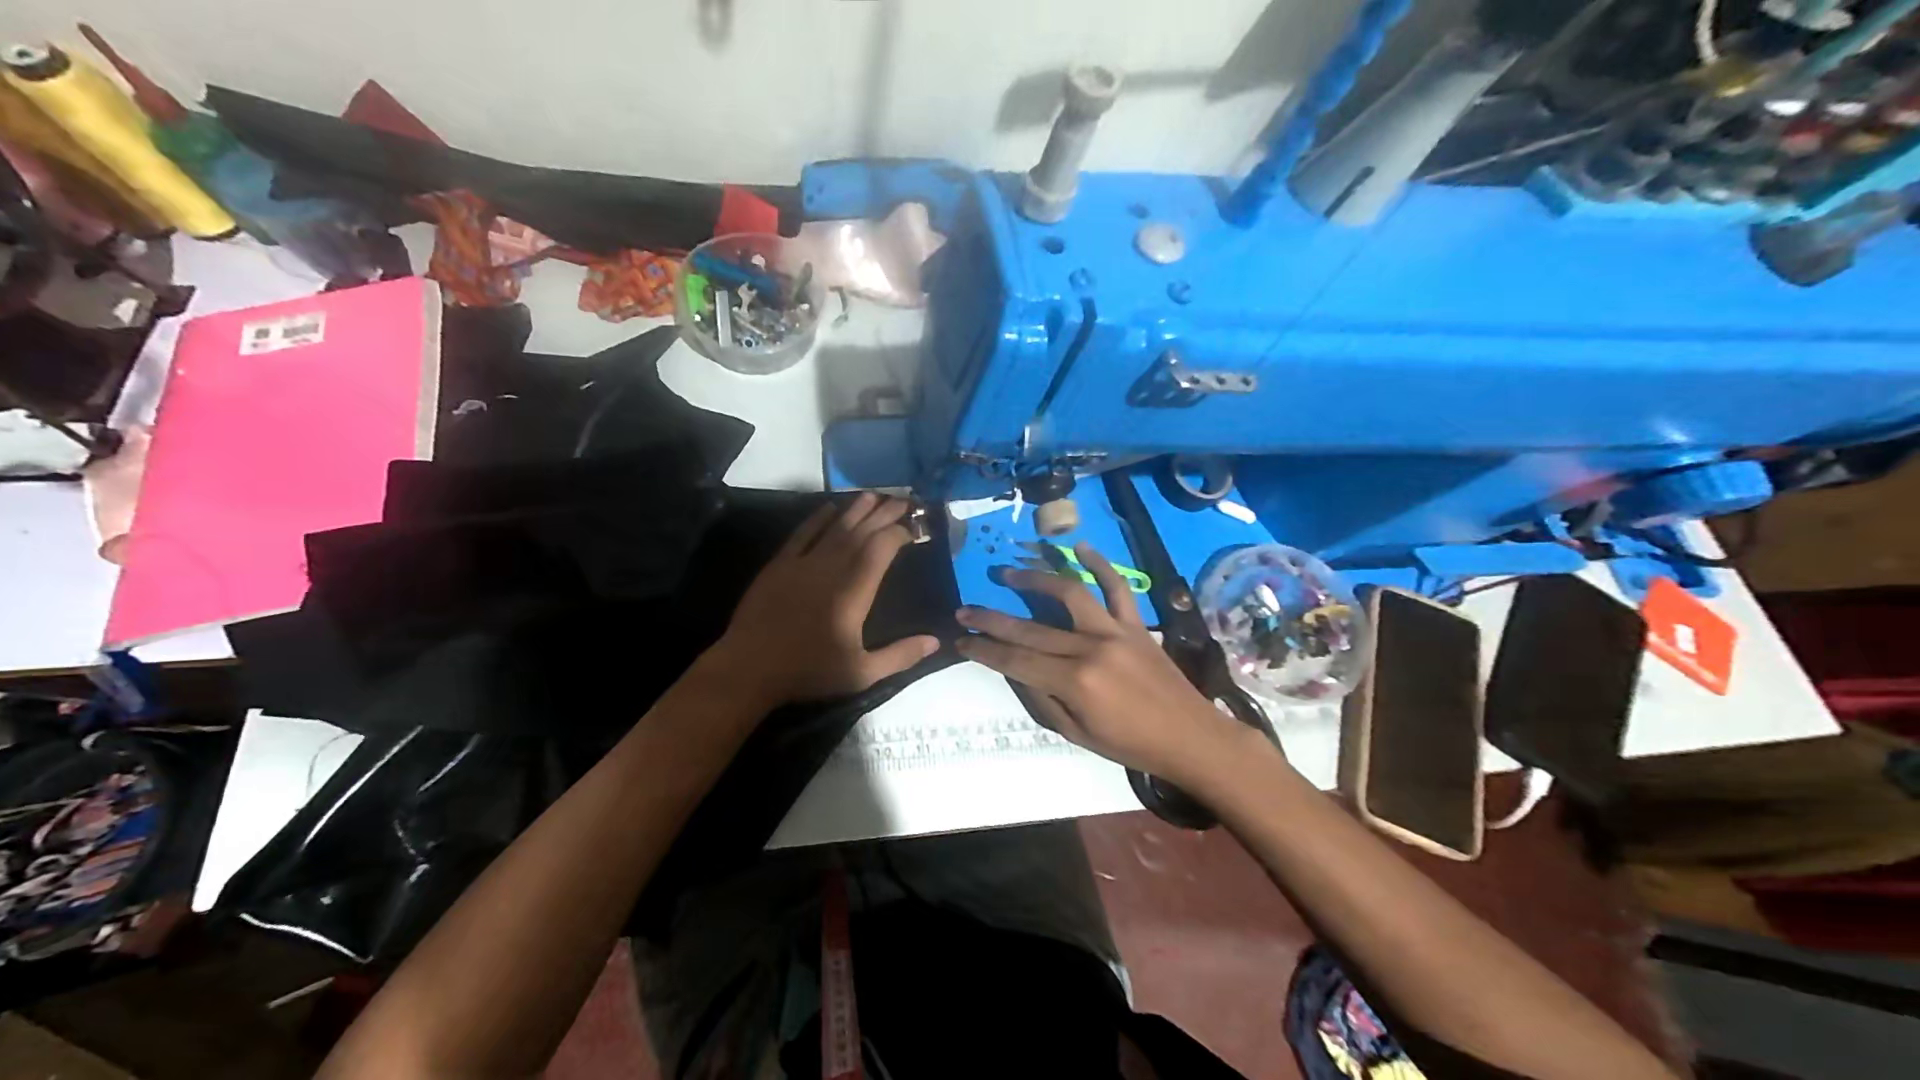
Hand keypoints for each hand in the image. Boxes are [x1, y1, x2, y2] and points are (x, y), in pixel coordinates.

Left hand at [706, 493, 939, 707]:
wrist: (749, 669)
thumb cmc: (808, 672)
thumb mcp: (862, 673)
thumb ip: (900, 655)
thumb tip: (935, 641)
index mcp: (853, 592)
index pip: (881, 549)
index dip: (899, 533)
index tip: (915, 527)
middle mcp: (830, 569)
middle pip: (862, 532)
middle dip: (884, 513)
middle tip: (904, 500)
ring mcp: (802, 564)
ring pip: (835, 528)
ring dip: (856, 510)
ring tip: (875, 495)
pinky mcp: (779, 565)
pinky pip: (802, 534)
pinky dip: (818, 519)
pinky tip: (831, 508)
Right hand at [954, 543, 1268, 789]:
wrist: (1190, 737)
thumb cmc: (1131, 745)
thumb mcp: (1078, 735)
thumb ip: (1043, 700)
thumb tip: (1018, 671)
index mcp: (1074, 682)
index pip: (1015, 659)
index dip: (984, 649)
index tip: (961, 639)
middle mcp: (1090, 648)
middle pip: (1030, 627)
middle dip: (992, 618)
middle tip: (965, 608)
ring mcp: (1115, 630)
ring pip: (1068, 593)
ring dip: (1035, 580)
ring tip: (1009, 574)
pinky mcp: (1136, 624)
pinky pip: (1117, 587)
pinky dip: (1100, 564)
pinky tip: (1080, 547)